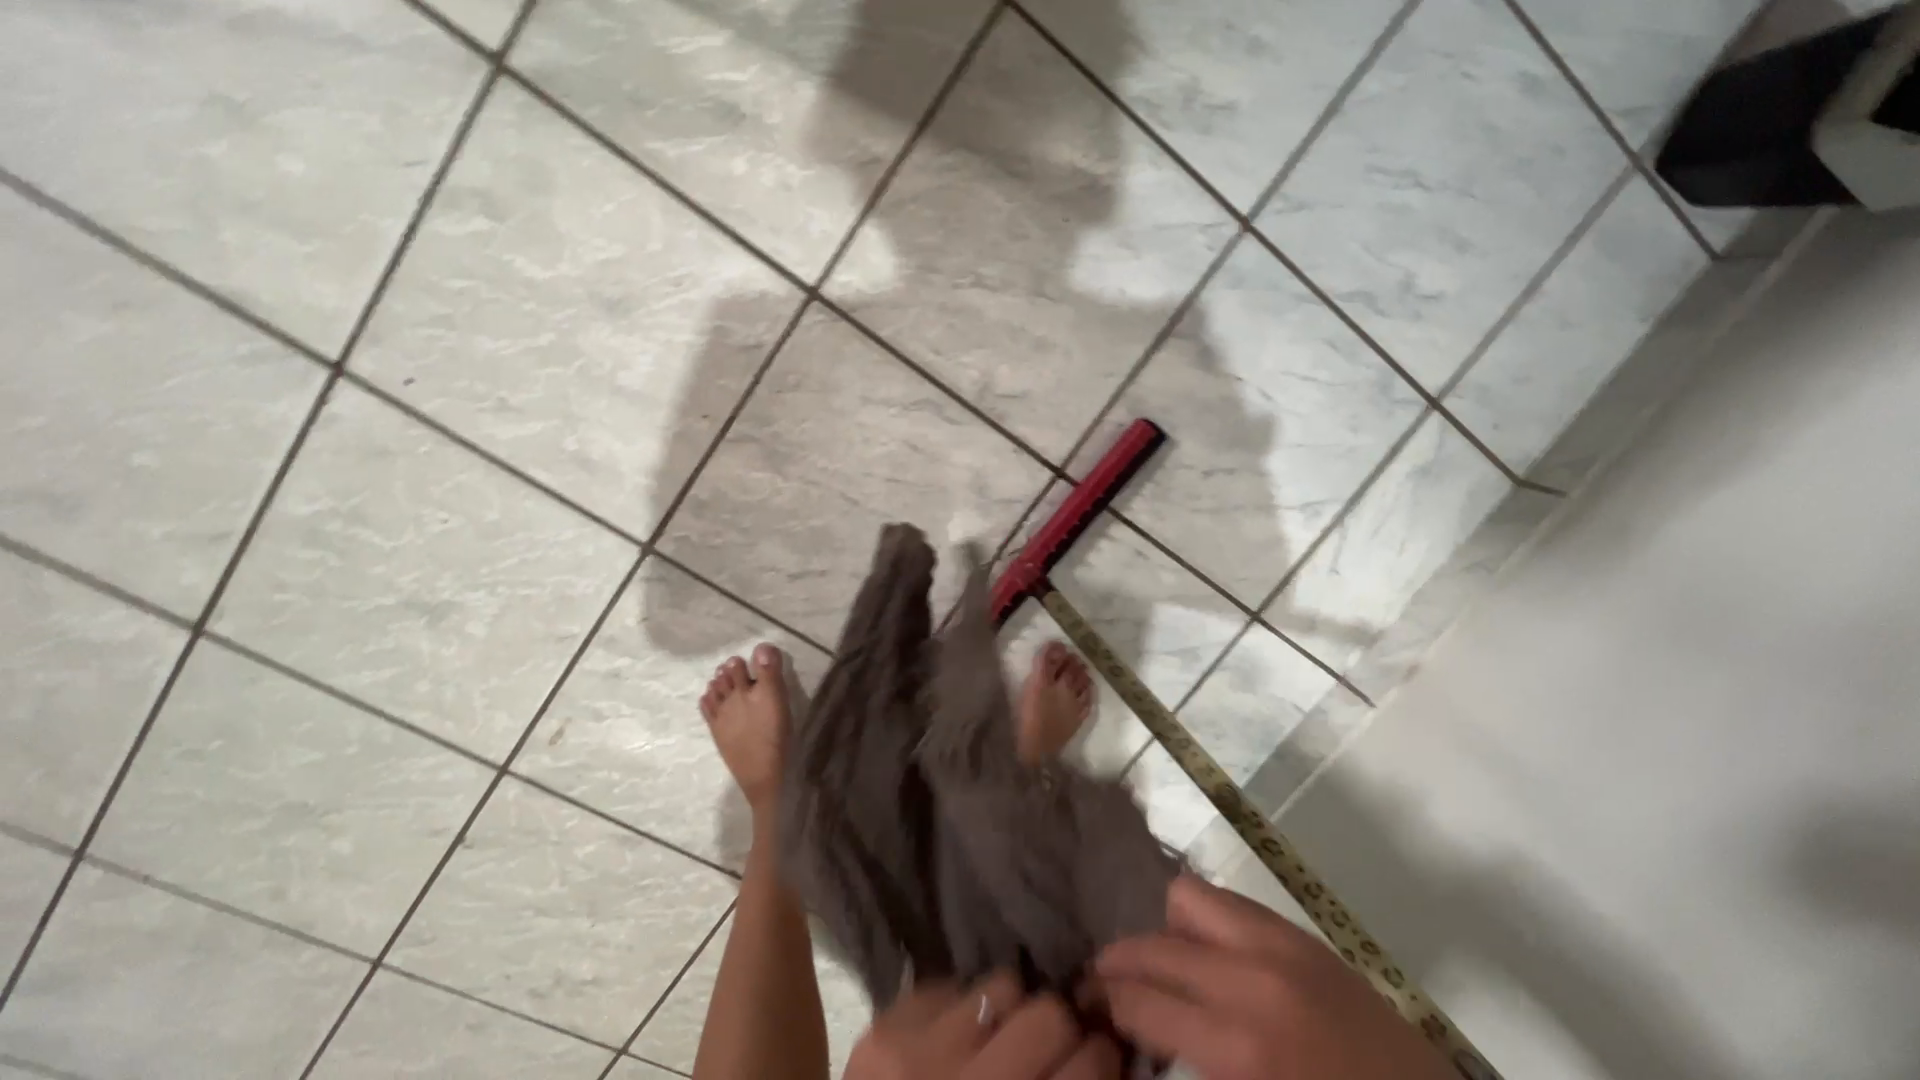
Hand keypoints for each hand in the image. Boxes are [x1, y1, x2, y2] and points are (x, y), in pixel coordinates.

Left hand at [698, 644, 790, 812]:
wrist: (764, 774)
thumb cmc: (779, 737)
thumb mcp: (780, 701)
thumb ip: (771, 672)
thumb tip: (762, 646)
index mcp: (752, 689)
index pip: (745, 664)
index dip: (752, 658)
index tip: (757, 659)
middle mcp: (733, 698)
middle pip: (728, 675)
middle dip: (732, 668)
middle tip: (738, 666)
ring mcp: (722, 715)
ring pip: (716, 689)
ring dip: (720, 681)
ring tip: (725, 679)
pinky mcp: (717, 731)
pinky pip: (707, 708)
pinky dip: (708, 698)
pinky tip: (711, 697)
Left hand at [846, 972, 1121, 1079]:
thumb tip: (1100, 1053)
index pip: (1089, 1067)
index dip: (1102, 1055)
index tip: (1098, 1056)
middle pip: (1049, 1015)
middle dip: (1060, 1026)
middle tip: (1050, 1043)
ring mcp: (919, 1054)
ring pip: (1001, 984)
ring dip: (1007, 1009)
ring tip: (995, 1034)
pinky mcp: (883, 1031)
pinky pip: (947, 985)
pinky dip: (957, 1008)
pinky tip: (950, 1037)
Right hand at [1093, 876, 1455, 1079]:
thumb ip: (1186, 1066)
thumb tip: (1134, 1047)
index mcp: (1241, 1043)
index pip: (1139, 1000)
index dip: (1100, 1005)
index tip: (1082, 1012)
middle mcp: (1253, 976)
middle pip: (1152, 946)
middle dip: (1115, 967)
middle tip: (1102, 993)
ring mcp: (1284, 947)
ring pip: (1186, 900)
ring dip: (1162, 934)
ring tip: (1162, 974)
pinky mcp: (1305, 938)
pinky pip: (1230, 906)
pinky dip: (1203, 924)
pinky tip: (1209, 964)